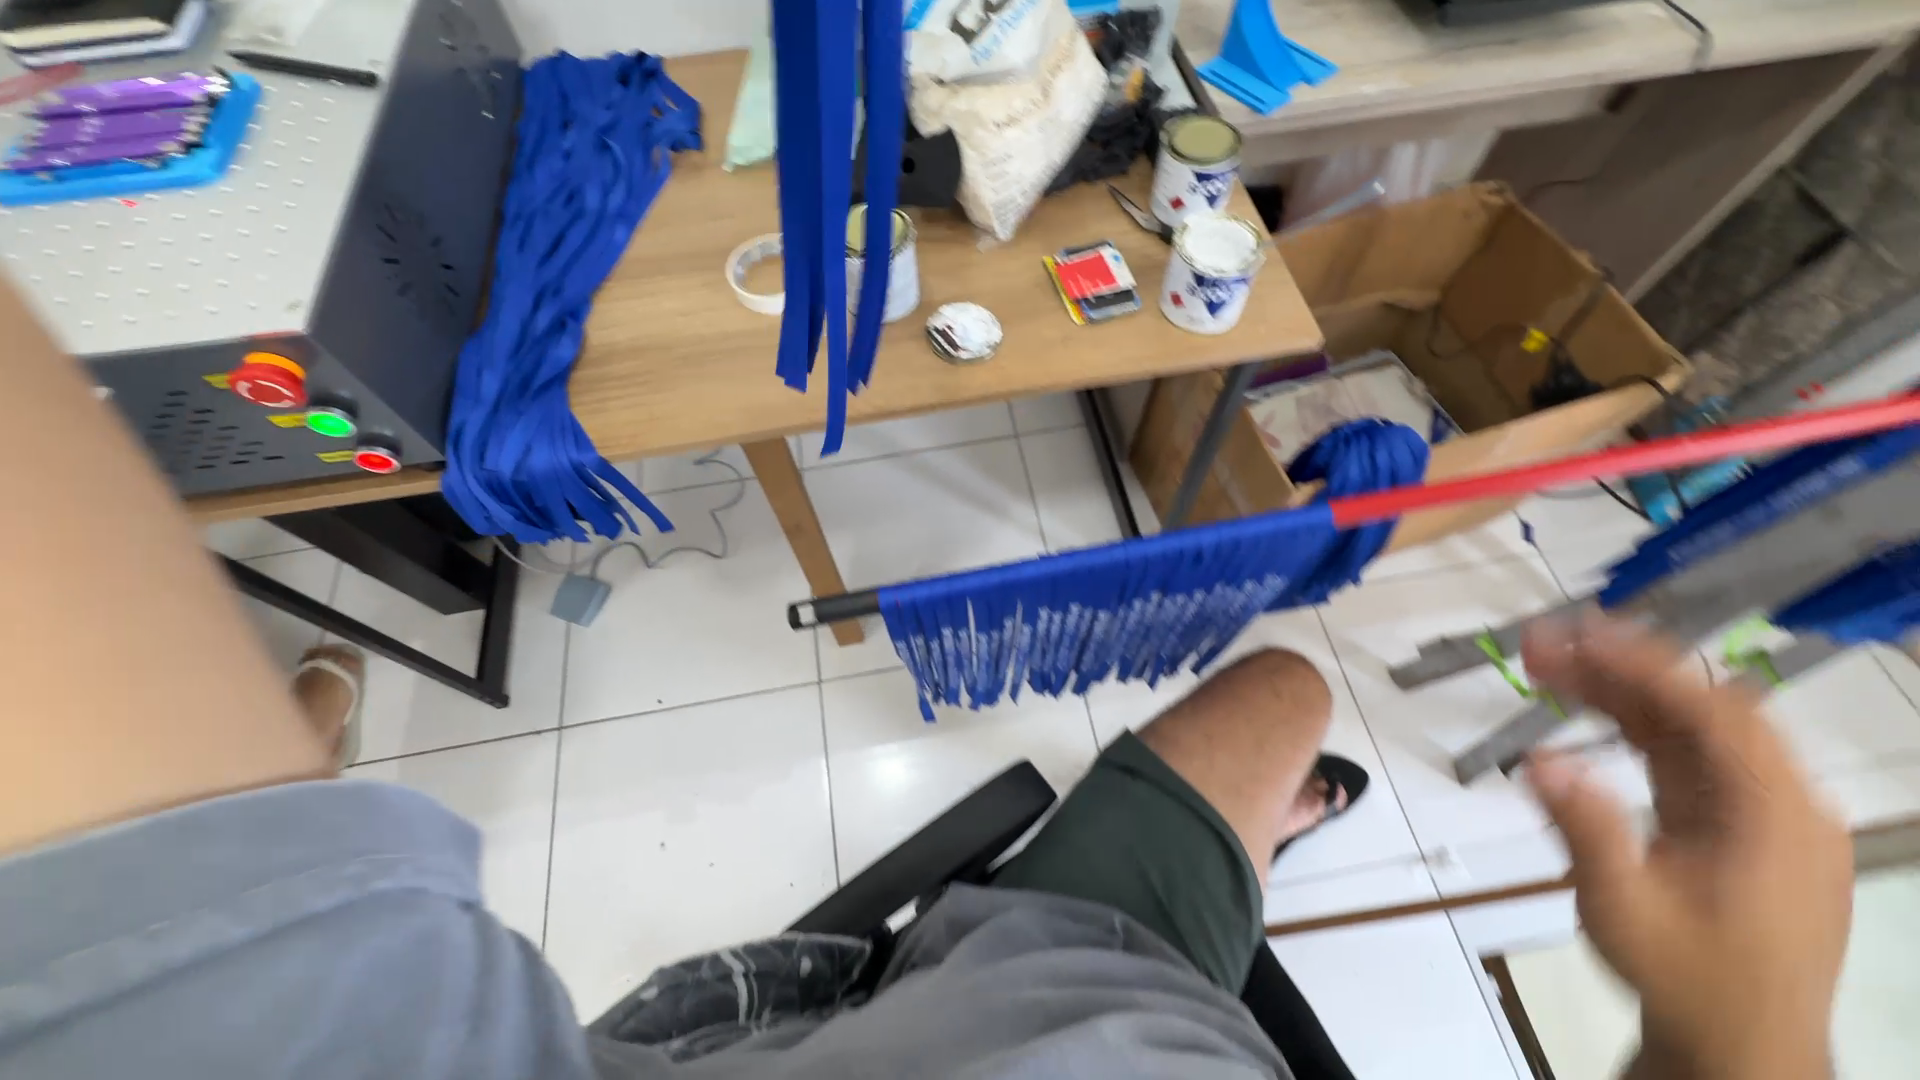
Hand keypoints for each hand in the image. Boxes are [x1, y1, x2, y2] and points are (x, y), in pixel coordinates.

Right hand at [1521, 614, 1851, 1079]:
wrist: (1737, 1044)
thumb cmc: (1686, 977)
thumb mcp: (1626, 909)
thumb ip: (1588, 830)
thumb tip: (1540, 761)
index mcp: (1776, 818)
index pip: (1716, 715)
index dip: (1645, 667)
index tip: (1580, 635)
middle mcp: (1777, 801)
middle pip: (1701, 709)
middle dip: (1621, 667)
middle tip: (1544, 641)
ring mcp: (1754, 810)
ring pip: (1685, 726)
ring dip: (1616, 690)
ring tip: (1544, 662)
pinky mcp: (1726, 820)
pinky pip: (1678, 753)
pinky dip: (1627, 724)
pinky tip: (1580, 705)